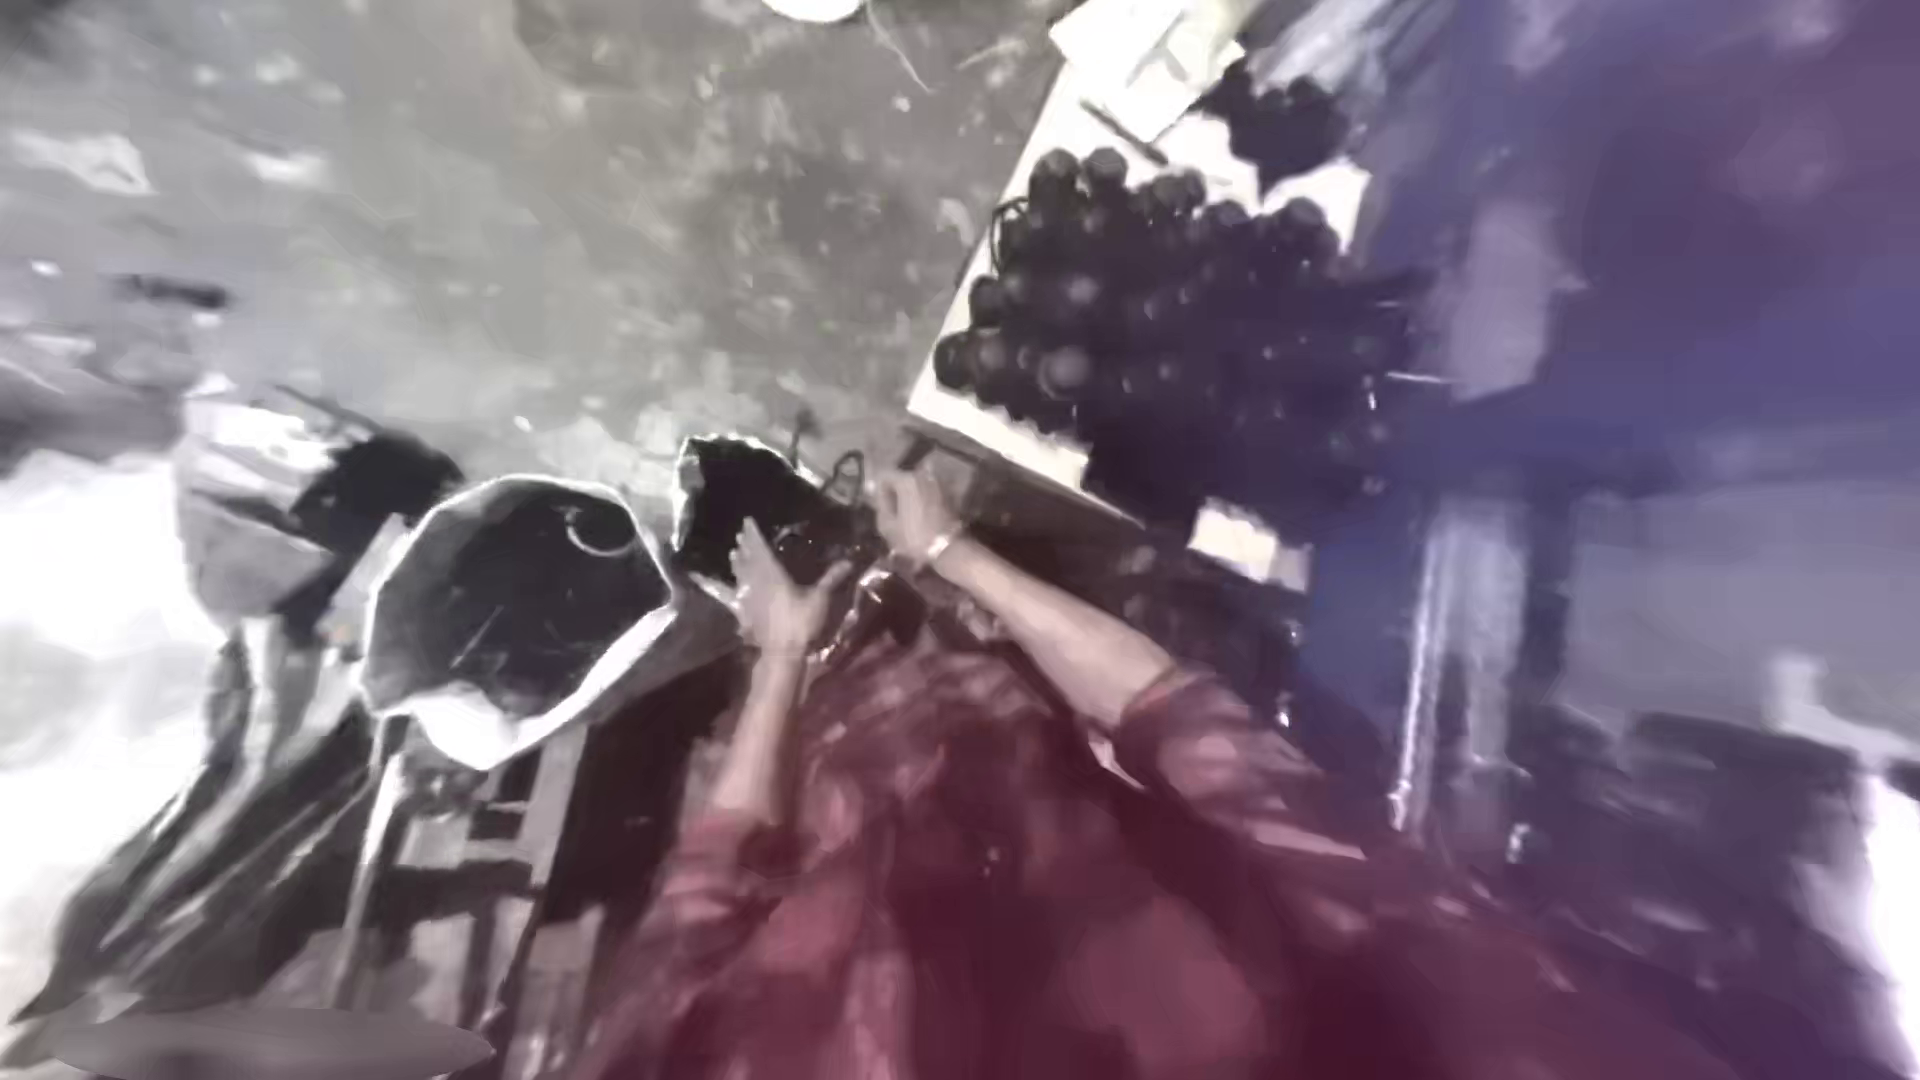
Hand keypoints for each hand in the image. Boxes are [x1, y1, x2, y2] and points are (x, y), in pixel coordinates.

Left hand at [730, 518, 851, 657]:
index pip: (761, 549)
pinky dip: (732, 587)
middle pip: (748, 560)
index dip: (754, 535)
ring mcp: (749, 599)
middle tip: (738, 534)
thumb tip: (849, 561)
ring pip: (740, 576)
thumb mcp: (820, 598)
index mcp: (774, 575)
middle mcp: (757, 583)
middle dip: (744, 546)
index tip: (747, 521)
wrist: (781, 652)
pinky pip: (736, 596)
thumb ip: (831, 578)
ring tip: (732, 553)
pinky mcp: (746, 614)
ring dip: (737, 564)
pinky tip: (730, 586)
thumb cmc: (801, 622)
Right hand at [874, 467, 961, 566]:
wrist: (948, 549)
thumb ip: (881, 505)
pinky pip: (930, 493)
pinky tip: (922, 515)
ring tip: (908, 514)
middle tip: (893, 511)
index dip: (880, 490)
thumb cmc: (914, 538)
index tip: (880, 506)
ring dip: (912, 496)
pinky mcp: (951, 494)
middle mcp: (924, 476)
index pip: (885, 476)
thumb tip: (882, 495)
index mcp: (907, 480)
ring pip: (918, 486)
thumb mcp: (887, 525)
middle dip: (897, 492)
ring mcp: (939, 484)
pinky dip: (924, 500)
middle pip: (903, 479)